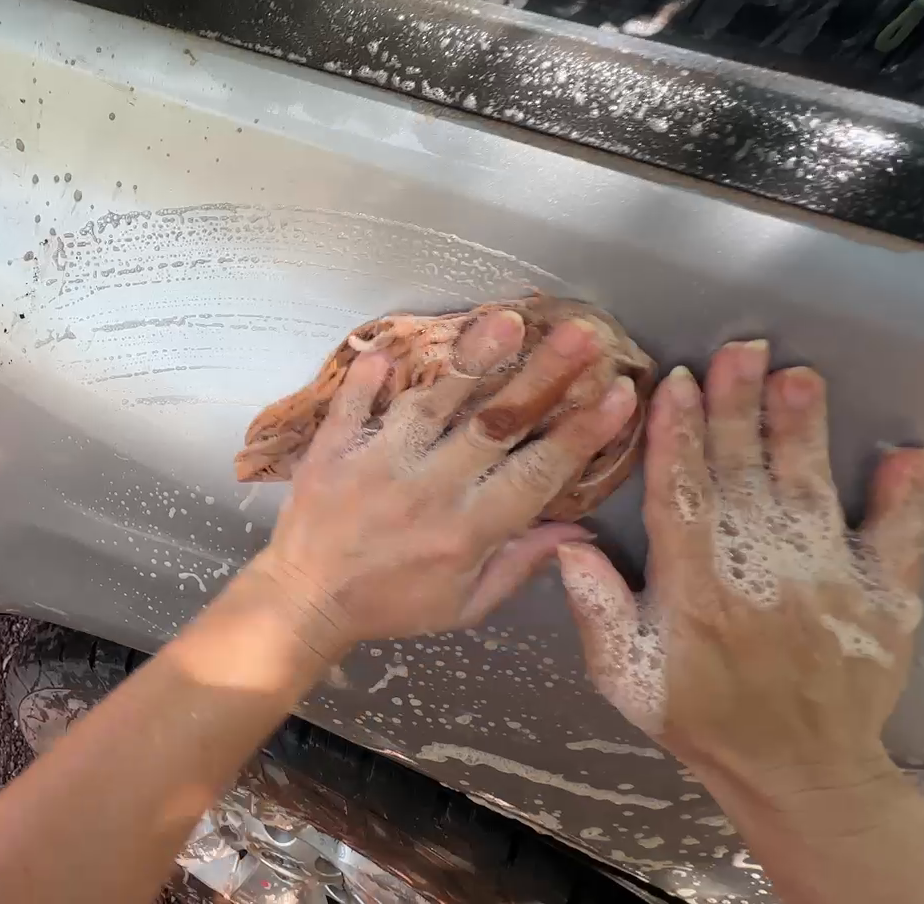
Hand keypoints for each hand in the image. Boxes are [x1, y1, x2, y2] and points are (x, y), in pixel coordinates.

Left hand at [252, 308, 638, 655]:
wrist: (304, 597)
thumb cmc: (389, 604)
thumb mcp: (463, 604)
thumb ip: (518, 563)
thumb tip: (580, 529)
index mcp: (466, 529)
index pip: (538, 473)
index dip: (582, 432)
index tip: (618, 391)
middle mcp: (426, 488)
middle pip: (493, 425)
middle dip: (541, 377)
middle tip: (579, 334)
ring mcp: (374, 463)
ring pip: (430, 404)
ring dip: (470, 361)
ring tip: (503, 320)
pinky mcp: (331, 451)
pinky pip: (350, 406)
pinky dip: (366, 378)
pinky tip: (386, 349)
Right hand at [558, 341, 923, 808]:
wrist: (798, 773)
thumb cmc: (691, 712)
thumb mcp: (620, 672)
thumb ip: (596, 606)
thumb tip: (566, 541)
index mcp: (695, 590)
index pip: (683, 496)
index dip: (677, 436)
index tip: (674, 384)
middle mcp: (763, 577)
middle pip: (746, 478)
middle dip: (738, 410)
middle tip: (738, 351)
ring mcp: (831, 586)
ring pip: (811, 493)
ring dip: (804, 431)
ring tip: (798, 376)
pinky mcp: (882, 602)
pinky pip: (897, 541)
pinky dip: (905, 496)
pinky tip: (906, 452)